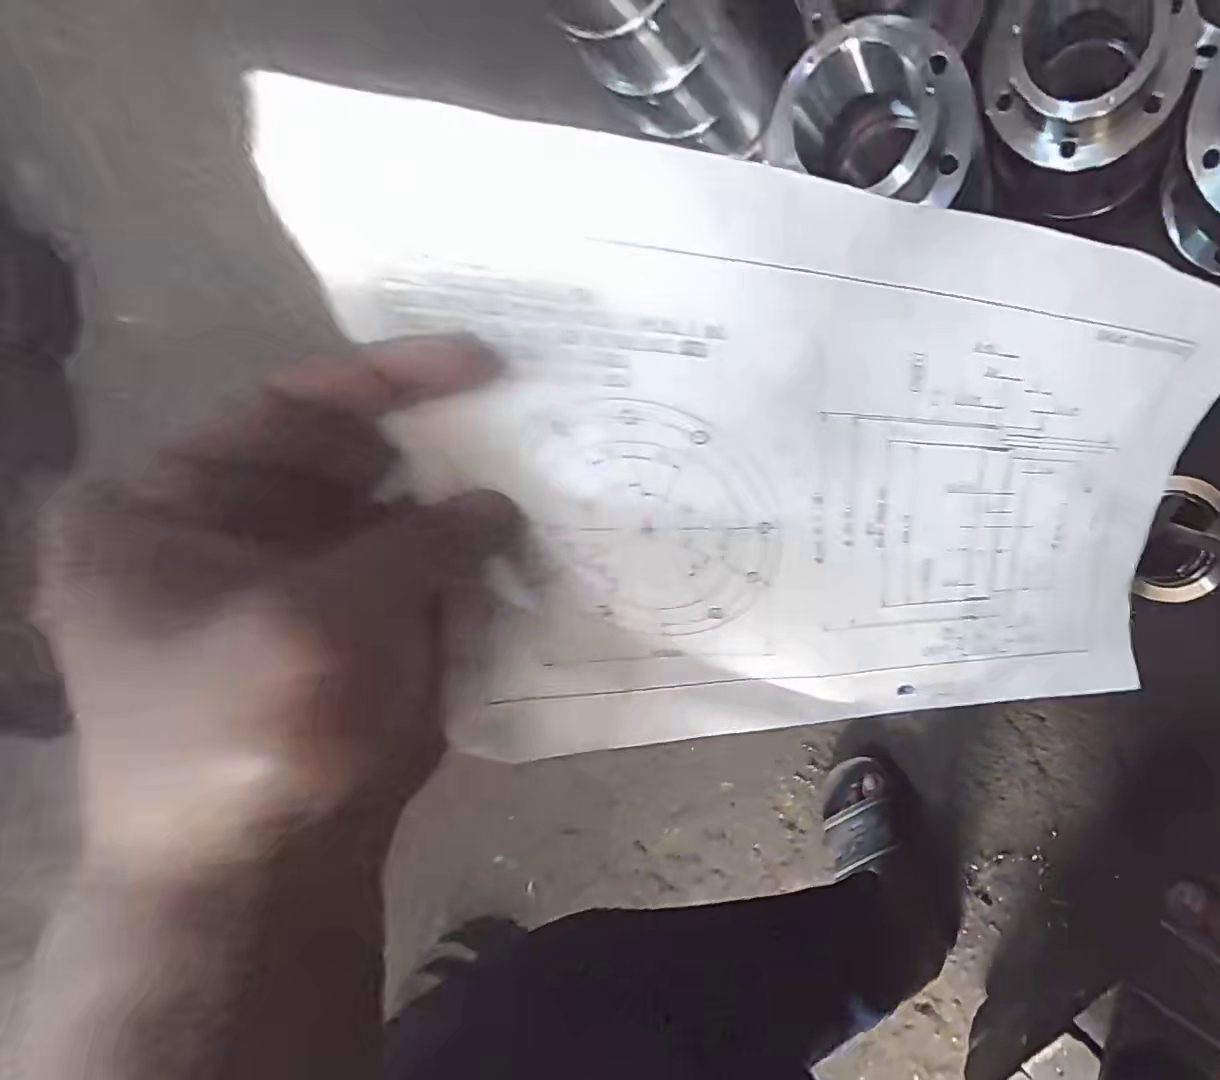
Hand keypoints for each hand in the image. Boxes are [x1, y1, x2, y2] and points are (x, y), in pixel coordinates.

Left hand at [36, 336, 520, 871]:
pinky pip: (452, 553)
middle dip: (451, 432)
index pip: (294, 406)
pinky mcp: (394, 605)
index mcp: (183, 503)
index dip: (390, 376)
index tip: (484, 361)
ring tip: (558, 468)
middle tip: (539, 412)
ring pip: (421, 502)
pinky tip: (546, 531)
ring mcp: (335, 566)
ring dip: (484, 489)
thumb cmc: (250, 724)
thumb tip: (503, 504)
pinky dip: (496, 542)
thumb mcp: (320, 616)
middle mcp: (259, 522)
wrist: (272, 844)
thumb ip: (417, 542)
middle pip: (368, 449)